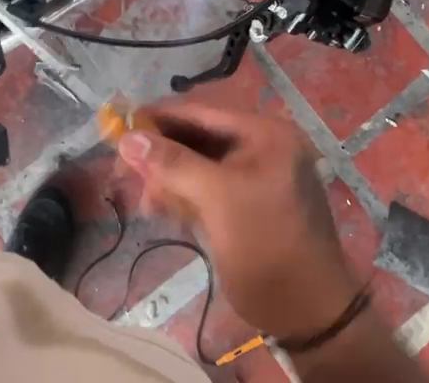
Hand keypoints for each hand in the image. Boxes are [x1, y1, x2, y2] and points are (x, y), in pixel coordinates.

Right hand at [117, 102, 359, 343]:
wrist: (309, 315)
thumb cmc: (266, 246)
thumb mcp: (217, 199)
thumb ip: (171, 163)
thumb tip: (126, 138)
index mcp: (265, 134)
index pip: (200, 113)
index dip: (158, 118)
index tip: (118, 127)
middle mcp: (262, 147)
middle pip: (197, 138)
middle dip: (159, 154)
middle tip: (123, 171)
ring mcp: (256, 177)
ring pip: (197, 165)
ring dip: (166, 178)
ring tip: (140, 199)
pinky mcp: (247, 205)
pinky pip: (207, 188)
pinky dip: (181, 195)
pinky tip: (158, 209)